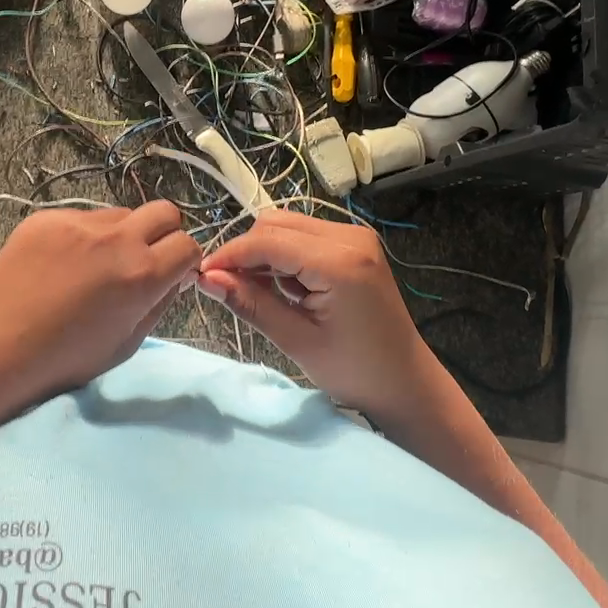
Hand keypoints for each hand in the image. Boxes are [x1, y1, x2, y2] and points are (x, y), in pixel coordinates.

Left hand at [0, 201, 200, 416]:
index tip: (171, 275)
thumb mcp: (126, 344)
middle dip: (163, 234)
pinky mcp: (47, 217)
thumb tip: (174, 276)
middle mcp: (116, 239)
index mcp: (141, 274)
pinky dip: (84, 236)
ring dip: (121, 234)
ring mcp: (78, 222)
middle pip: (164, 211)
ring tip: (94, 266)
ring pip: (120, 213)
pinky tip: (61, 265)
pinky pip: (82, 218)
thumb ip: (158, 304)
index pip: (188, 245)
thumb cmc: (62, 360)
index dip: (184, 261)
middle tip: (143, 261)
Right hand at [197, 209, 431, 414]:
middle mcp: (349, 236)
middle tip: (227, 287)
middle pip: (275, 224)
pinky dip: (283, 257)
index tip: (201, 276)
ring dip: (263, 254)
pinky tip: (282, 289)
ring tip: (256, 293)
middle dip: (246, 252)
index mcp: (340, 261)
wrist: (406, 383)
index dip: (230, 255)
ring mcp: (354, 237)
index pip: (268, 241)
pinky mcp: (354, 245)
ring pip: (287, 226)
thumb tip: (206, 279)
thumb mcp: (296, 341)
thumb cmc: (355, 371)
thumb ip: (250, 303)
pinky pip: (304, 236)